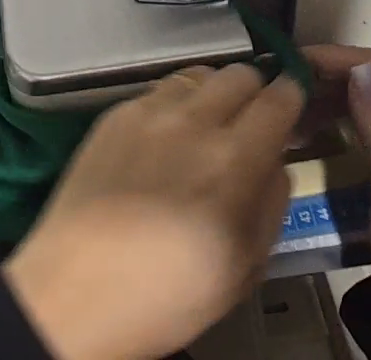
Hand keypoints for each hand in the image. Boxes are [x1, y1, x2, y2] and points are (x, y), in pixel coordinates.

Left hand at [1, 65, 305, 359]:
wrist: (76, 292)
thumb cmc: (169, 295)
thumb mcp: (245, 265)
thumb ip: (271, 201)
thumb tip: (274, 160)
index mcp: (235, 160)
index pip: (278, 100)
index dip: (293, 94)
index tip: (294, 100)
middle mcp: (194, 122)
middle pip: (239, 74)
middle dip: (254, 91)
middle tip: (250, 120)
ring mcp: (149, 112)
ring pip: (197, 74)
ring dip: (213, 91)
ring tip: (208, 122)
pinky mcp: (114, 114)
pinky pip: (158, 90)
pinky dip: (175, 103)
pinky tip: (166, 135)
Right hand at [304, 45, 370, 326]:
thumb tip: (360, 71)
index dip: (331, 59)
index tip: (286, 64)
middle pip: (367, 76)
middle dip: (320, 75)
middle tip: (276, 88)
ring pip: (358, 93)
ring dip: (320, 94)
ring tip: (283, 108)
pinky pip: (356, 115)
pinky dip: (327, 113)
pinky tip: (301, 126)